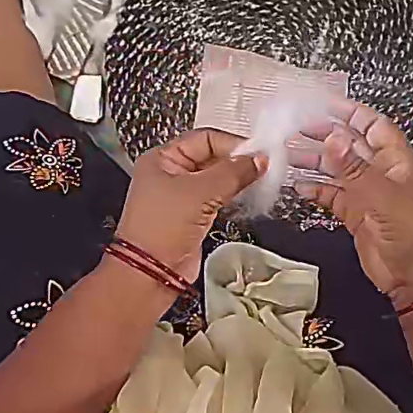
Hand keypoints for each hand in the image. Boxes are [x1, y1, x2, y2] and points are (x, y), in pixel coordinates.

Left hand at [115, 129, 264, 282]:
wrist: (151, 274)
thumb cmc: (161, 229)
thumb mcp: (200, 192)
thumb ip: (233, 172)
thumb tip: (258, 160)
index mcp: (163, 159)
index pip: (205, 138)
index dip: (232, 144)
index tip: (256, 152)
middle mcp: (171, 173)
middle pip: (212, 156)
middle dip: (237, 161)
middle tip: (261, 166)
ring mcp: (182, 195)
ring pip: (217, 177)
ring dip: (237, 178)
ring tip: (258, 179)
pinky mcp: (193, 215)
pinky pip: (217, 196)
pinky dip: (233, 194)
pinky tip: (248, 195)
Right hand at [297, 100, 412, 305]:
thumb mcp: (384, 197)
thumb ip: (354, 169)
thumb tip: (333, 138)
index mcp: (397, 161)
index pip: (373, 126)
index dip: (350, 113)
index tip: (323, 105)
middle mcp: (382, 174)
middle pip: (350, 145)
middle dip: (325, 135)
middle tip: (296, 130)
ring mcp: (368, 195)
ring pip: (337, 170)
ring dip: (314, 161)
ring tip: (288, 154)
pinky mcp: (356, 216)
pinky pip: (332, 196)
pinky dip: (315, 190)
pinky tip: (298, 186)